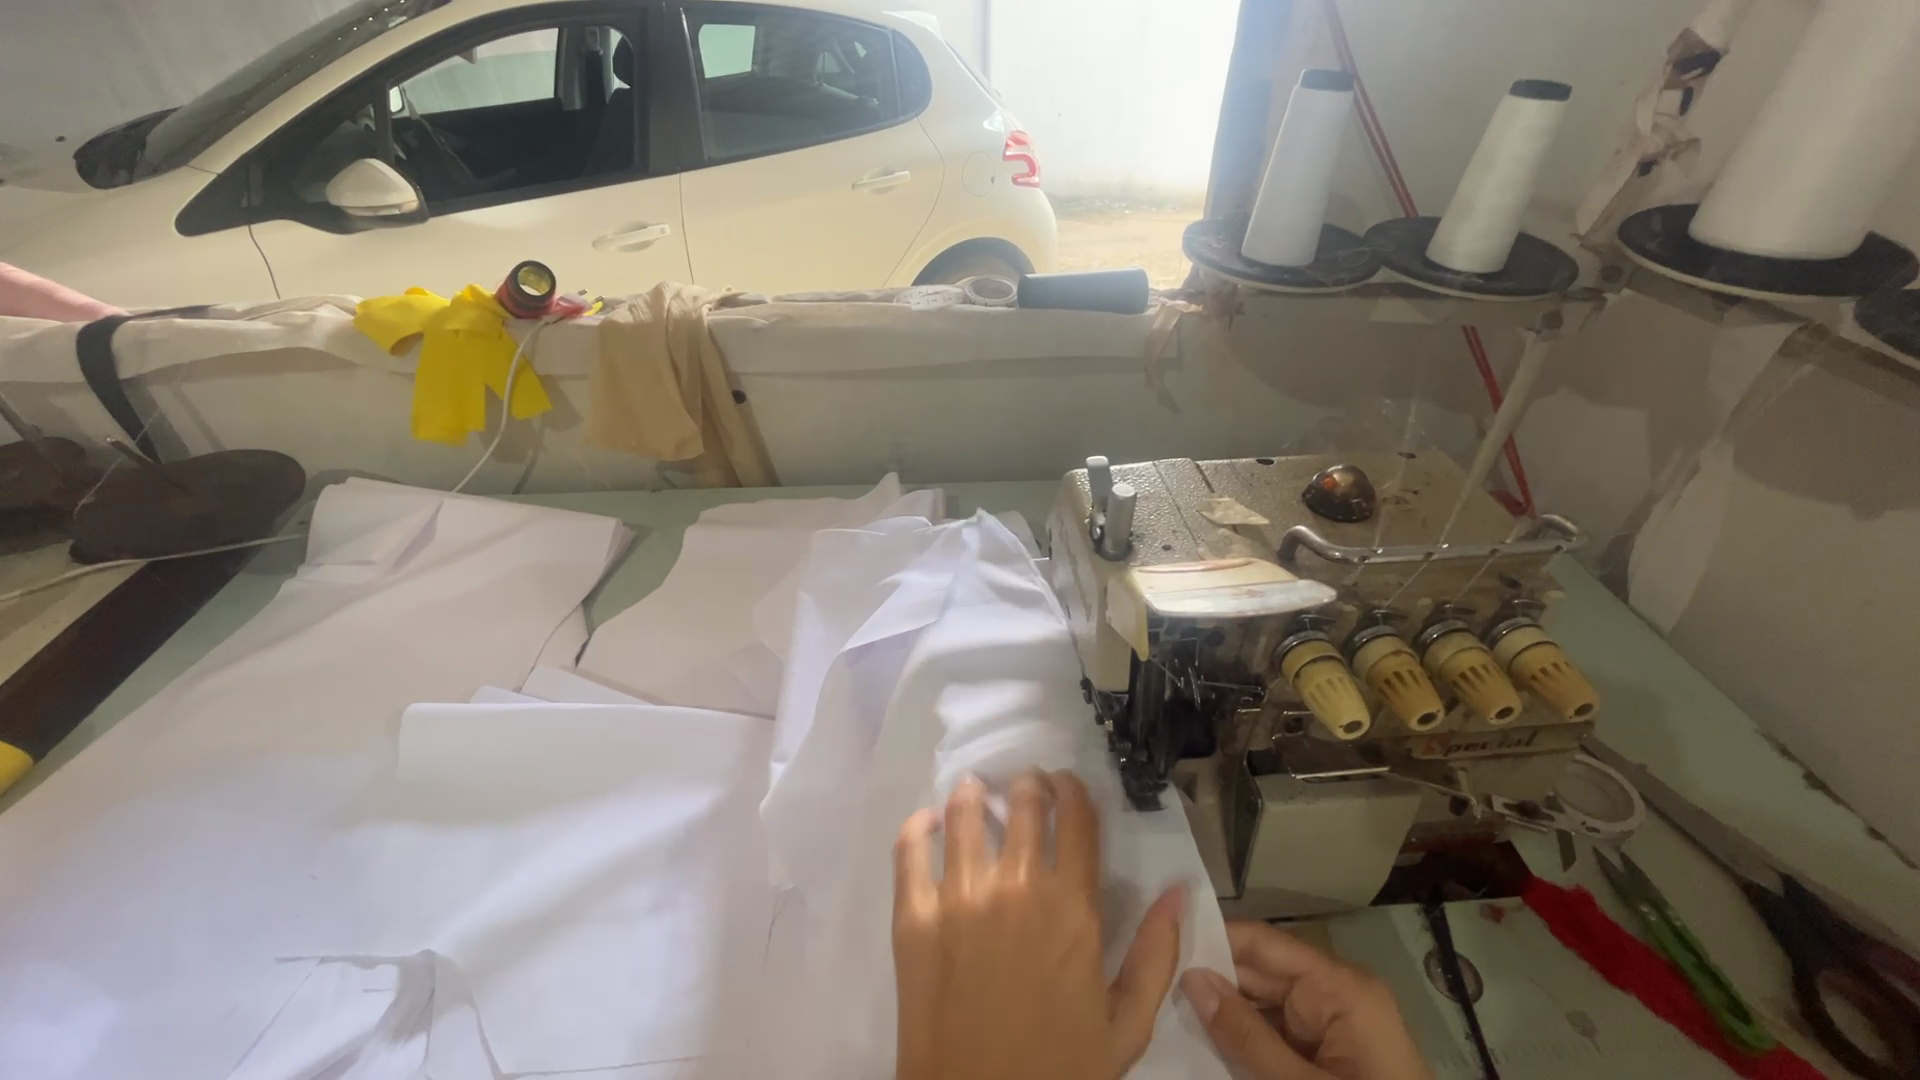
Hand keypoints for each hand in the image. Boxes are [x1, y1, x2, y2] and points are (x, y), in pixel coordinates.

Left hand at [893, 770, 1185, 1079]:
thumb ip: (1155, 954)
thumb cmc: (1059, 1070)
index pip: (1076, 818)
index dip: (1073, 789)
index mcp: (1071, 907)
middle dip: (1028, 785)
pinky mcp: (912, 916)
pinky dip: (917, 826)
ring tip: (977, 793)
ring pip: (965, 814)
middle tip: (1025, 786)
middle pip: (1023, 803)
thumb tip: (1177, 891)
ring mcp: (958, 896)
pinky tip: (927, 822)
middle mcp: (1015, 886)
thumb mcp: (1125, 1025)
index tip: (1066, 783)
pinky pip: (909, 850)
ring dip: (974, 795)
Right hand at [1179, 920, 1433, 1079]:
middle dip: (1209, 981)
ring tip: (1164, 1010)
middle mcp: (1335, 994)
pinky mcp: (1329, 1055)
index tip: (1157, 942)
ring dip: (1221, 1015)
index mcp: (1340, 988)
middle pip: (1258, 972)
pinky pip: (1275, 1034)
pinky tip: (1201, 1043)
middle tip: (1150, 984)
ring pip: (1261, 1006)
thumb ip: (1245, 1034)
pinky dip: (1243, 1042)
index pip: (1261, 943)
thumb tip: (1191, 978)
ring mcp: (1333, 1026)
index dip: (1210, 939)